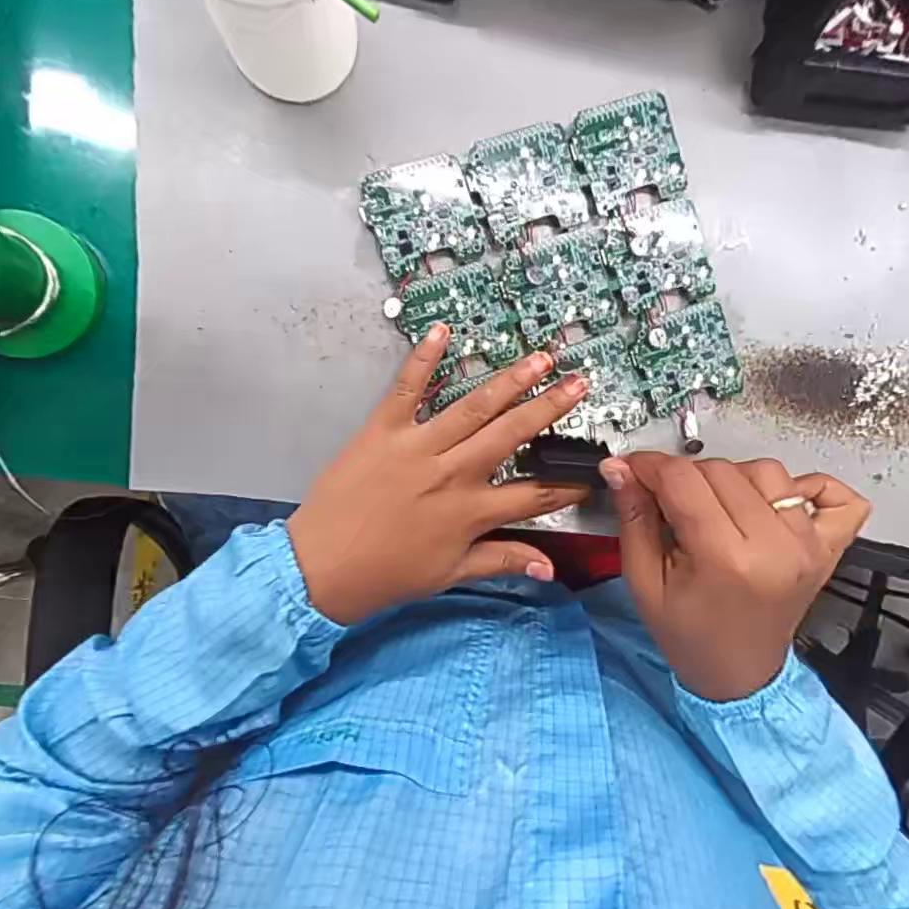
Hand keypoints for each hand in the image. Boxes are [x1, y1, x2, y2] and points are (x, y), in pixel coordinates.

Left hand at [287, 325, 591, 624]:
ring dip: (509, 381)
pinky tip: (442, 332)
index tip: (586, 474)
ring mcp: (417, 447)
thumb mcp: (448, 574)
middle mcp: (451, 473)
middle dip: (549, 409)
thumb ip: (500, 561)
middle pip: (511, 435)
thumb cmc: (383, 575)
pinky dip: (423, 359)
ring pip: (473, 407)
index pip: (532, 495)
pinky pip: (407, 389)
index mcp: (470, 512)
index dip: (565, 487)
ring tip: (539, 359)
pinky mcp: (382, 431)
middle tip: (578, 384)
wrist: (322, 567)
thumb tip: (547, 567)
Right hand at [600, 453, 869, 700]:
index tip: (630, 469)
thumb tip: (620, 470)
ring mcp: (807, 544)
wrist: (736, 672)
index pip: (682, 479)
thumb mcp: (643, 579)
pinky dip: (803, 485)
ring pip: (764, 470)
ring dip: (729, 477)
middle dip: (680, 475)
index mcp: (724, 559)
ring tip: (710, 505)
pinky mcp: (827, 546)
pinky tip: (769, 501)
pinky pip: (831, 492)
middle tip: (663, 499)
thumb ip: (633, 518)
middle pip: (720, 469)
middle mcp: (775, 546)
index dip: (647, 466)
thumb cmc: (687, 633)